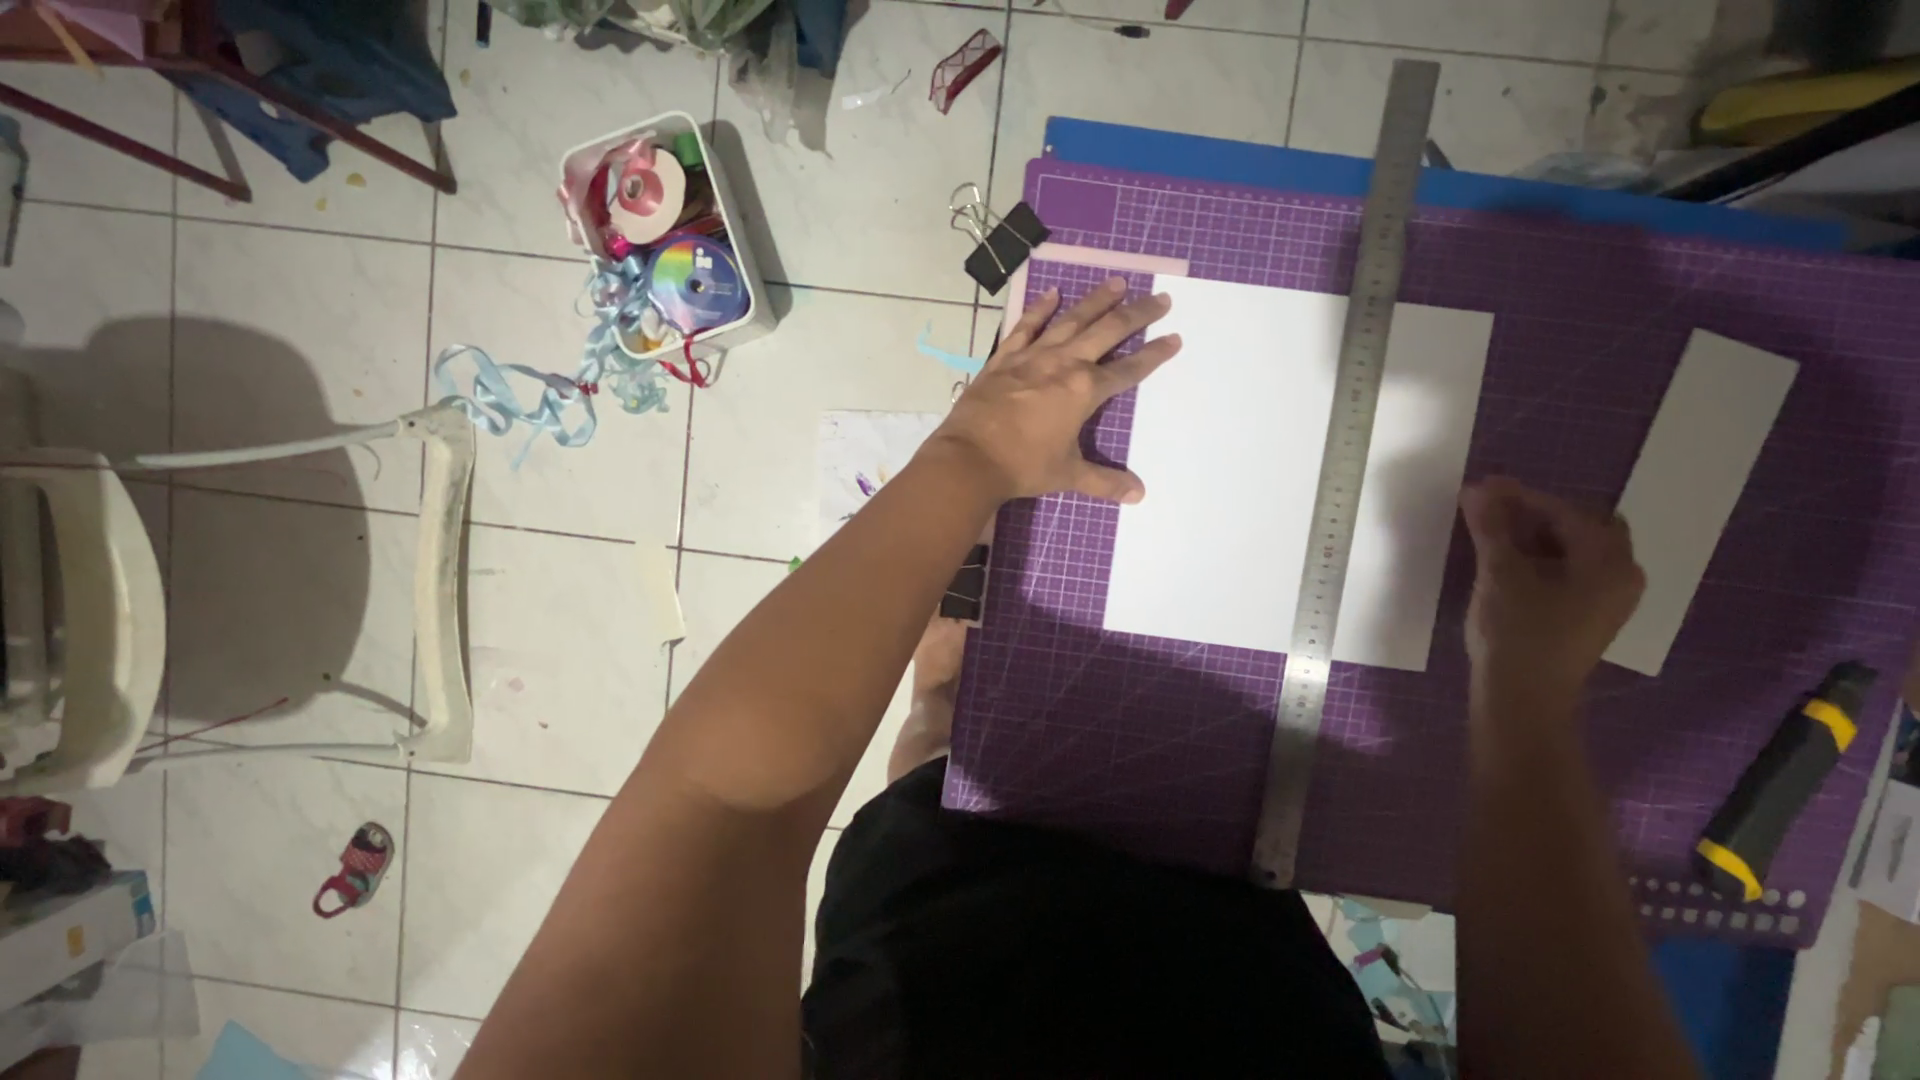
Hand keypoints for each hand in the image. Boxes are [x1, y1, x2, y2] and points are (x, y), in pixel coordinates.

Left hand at [924, 277, 1180, 502]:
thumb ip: (1104, 481)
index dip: (1154, 355)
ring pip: (1071, 320)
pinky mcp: (1004, 358)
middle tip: (1160, 298)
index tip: (1174, 338)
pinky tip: (1052, 293)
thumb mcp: (1068, 475)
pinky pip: (1026, 327)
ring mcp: (1032, 357)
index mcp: (1084, 390)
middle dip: (1137, 314)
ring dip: (1096, 300)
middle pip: (1107, 331)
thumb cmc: (1023, 466)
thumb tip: (1138, 494)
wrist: (969, 458)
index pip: (1128, 369)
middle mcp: (1063, 364)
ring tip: (1117, 283)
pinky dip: (1040, 309)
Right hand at [1460, 477, 1644, 696]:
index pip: (1566, 512)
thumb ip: (1490, 528)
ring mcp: (1608, 600)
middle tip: (1492, 511)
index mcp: (1608, 562)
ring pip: (1574, 551)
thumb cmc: (1516, 633)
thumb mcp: (1499, 575)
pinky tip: (1508, 564)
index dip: (1522, 497)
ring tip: (1493, 534)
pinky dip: (1541, 560)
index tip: (1482, 489)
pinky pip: (1570, 573)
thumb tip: (1477, 488)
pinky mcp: (1587, 617)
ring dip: (1536, 537)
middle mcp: (1620, 576)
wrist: (1523, 699)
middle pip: (1580, 528)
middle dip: (1536, 515)